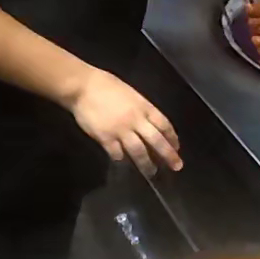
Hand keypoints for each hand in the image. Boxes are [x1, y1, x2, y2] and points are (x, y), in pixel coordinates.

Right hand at [67, 68, 182, 176]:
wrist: (82, 86)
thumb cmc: (106, 86)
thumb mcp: (131, 94)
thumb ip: (141, 110)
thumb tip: (148, 124)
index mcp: (144, 107)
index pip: (164, 124)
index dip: (172, 138)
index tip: (176, 148)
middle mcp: (136, 120)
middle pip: (157, 141)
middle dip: (168, 155)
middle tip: (177, 167)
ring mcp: (121, 130)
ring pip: (139, 151)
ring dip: (146, 164)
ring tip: (151, 172)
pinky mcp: (106, 138)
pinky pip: (117, 154)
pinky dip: (122, 160)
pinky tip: (123, 163)